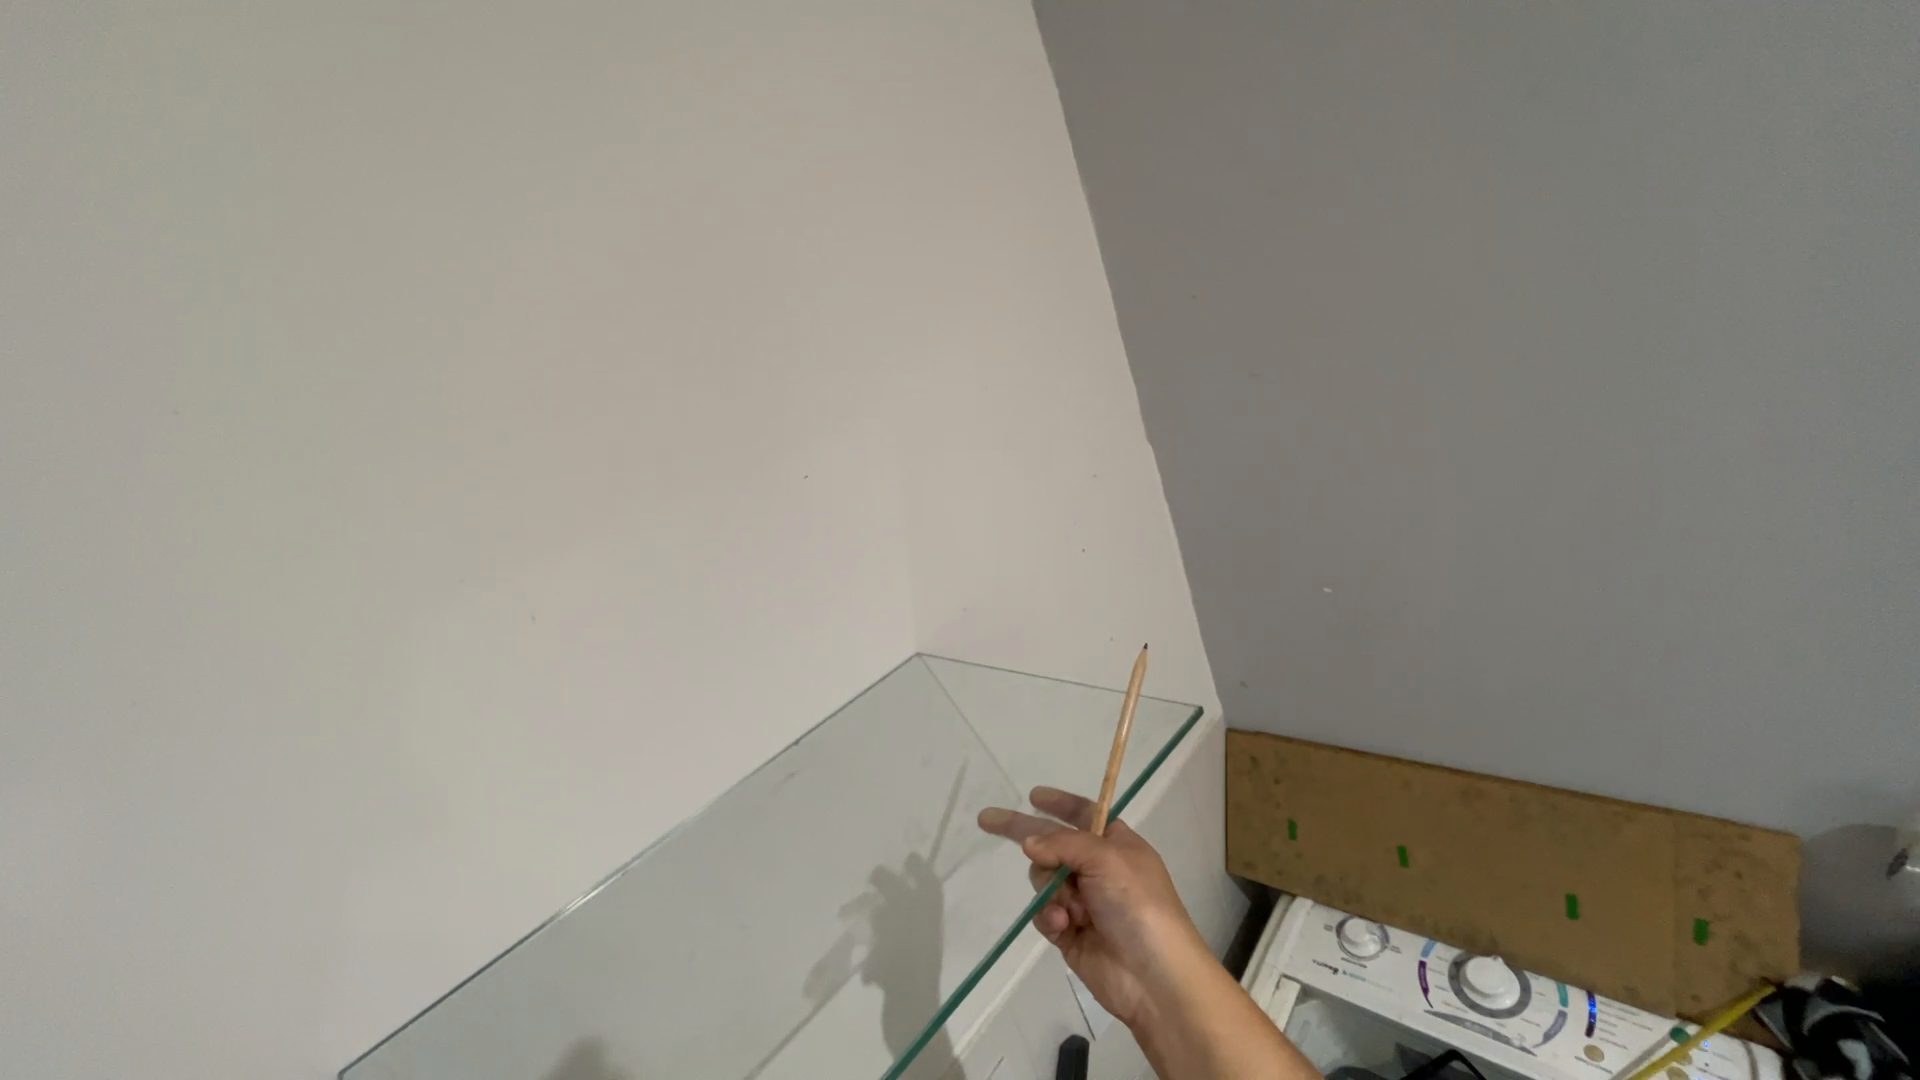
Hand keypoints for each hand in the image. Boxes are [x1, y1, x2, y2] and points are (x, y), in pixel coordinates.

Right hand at [976, 786, 1213, 1025]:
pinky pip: (1044, 912)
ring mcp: (1083, 901)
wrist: (1153, 976)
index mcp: (1116, 844)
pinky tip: (1063, 926)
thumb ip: (1063, 844)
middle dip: (1030, 840)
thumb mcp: (1106, 859)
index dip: (1059, 803)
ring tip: (1070, 910)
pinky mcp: (1069, 931)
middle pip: (1053, 845)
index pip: (1083, 814)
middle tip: (987, 819)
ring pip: (1044, 879)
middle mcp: (1098, 868)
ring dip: (1052, 890)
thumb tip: (1028, 842)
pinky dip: (1050, 916)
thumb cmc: (1138, 905)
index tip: (1033, 795)